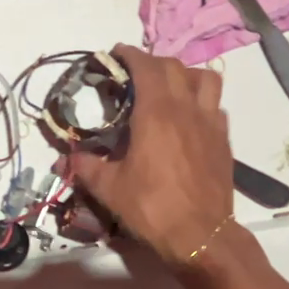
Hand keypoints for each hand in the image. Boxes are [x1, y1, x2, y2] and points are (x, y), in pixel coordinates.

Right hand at [67, 45, 235, 266]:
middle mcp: (186, 108)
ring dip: (185, 74)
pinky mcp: (223, 140)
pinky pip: (215, 106)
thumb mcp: (109, 189)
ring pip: (204, 78)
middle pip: (174, 67)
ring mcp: (210, 122)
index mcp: (156, 113)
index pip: (145, 67)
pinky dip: (201, 101)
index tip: (116, 55)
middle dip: (153, 63)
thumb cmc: (151, 208)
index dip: (130, 56)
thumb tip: (65, 158)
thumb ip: (86, 167)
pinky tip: (189, 118)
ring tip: (170, 87)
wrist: (199, 234)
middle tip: (136, 74)